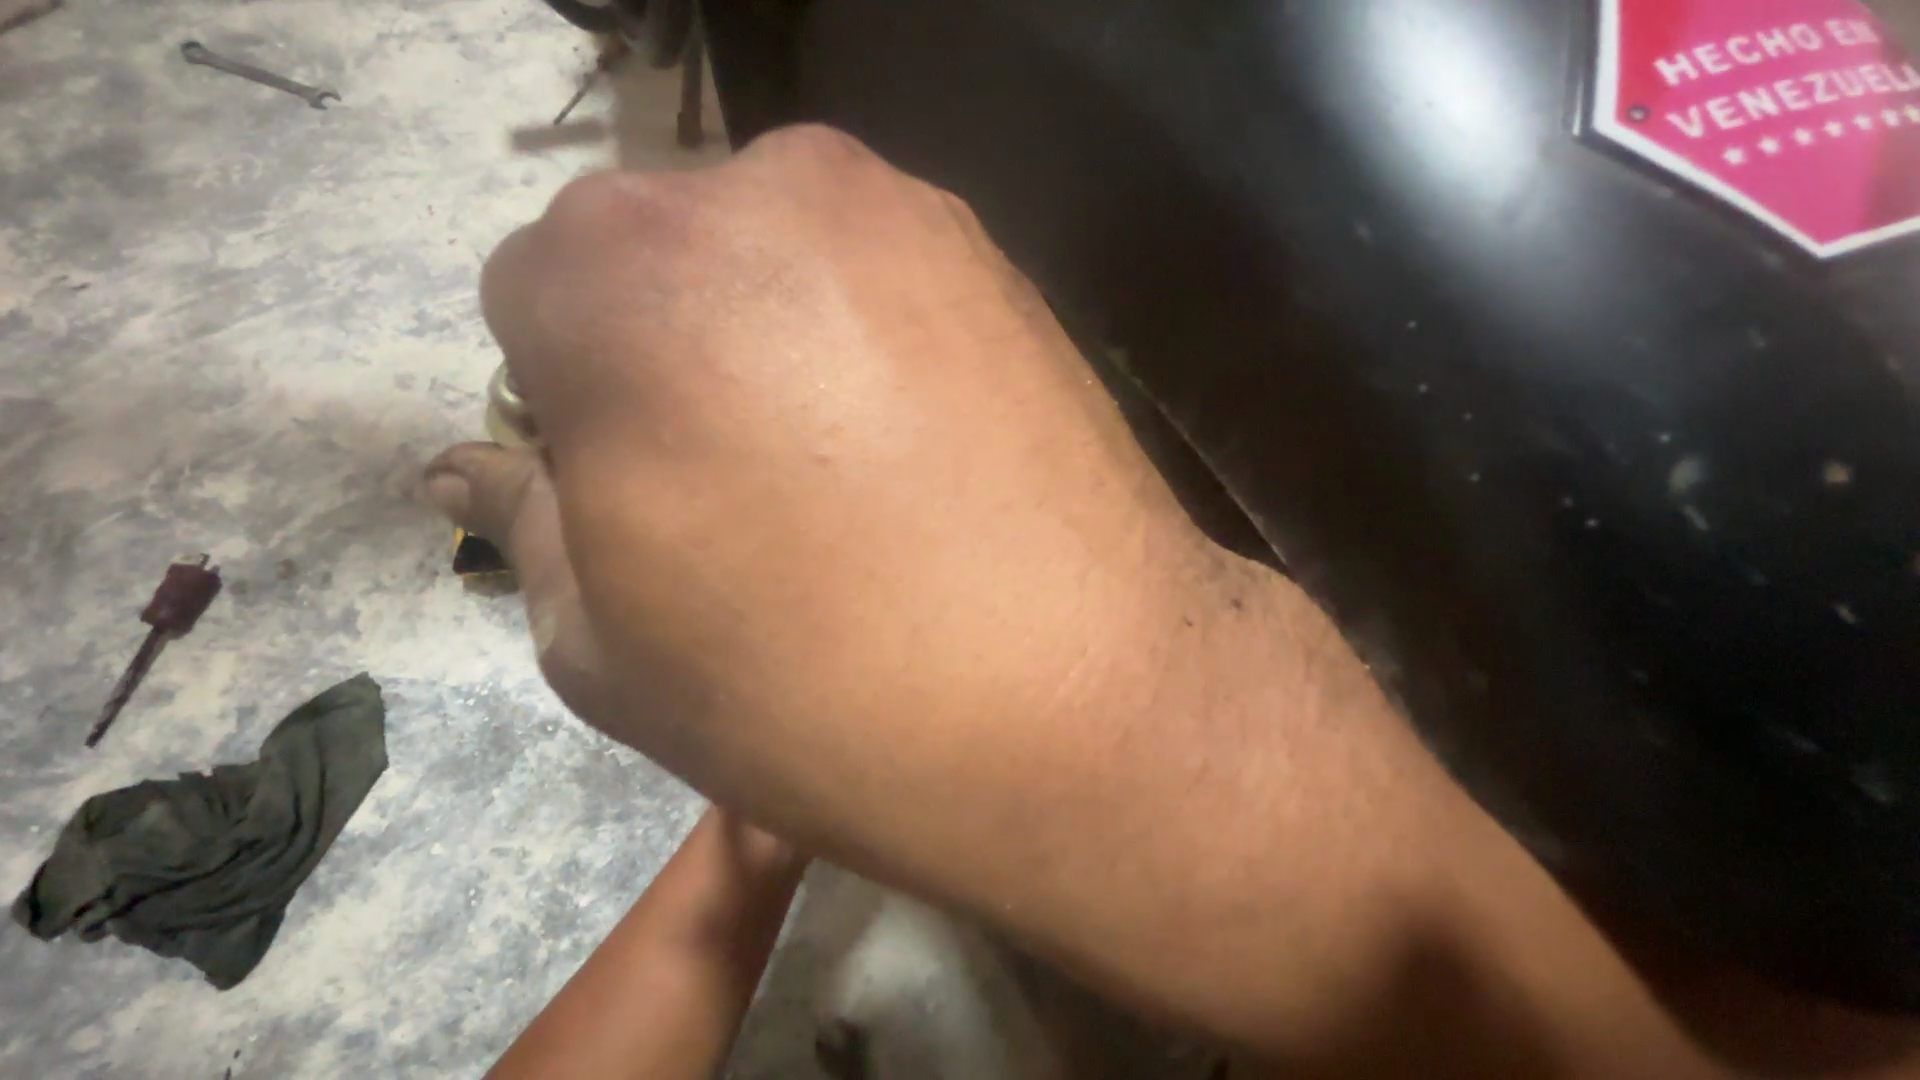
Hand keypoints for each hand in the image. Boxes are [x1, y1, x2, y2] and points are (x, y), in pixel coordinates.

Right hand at [427, 125, 1235, 837]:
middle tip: (745, 480)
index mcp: (613, 281)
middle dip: (668, 350)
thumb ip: (526, 520)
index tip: (643, 486)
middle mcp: (751, 198)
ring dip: (769, 335)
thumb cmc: (810, 690)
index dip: (575, 401)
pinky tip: (915, 439)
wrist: (1070, 697)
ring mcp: (893, 208)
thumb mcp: (606, 643)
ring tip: (843, 467)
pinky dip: (864, 333)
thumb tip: (474, 467)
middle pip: (654, 258)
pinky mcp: (992, 248)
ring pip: (768, 254)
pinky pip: (873, 272)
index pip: (532, 301)